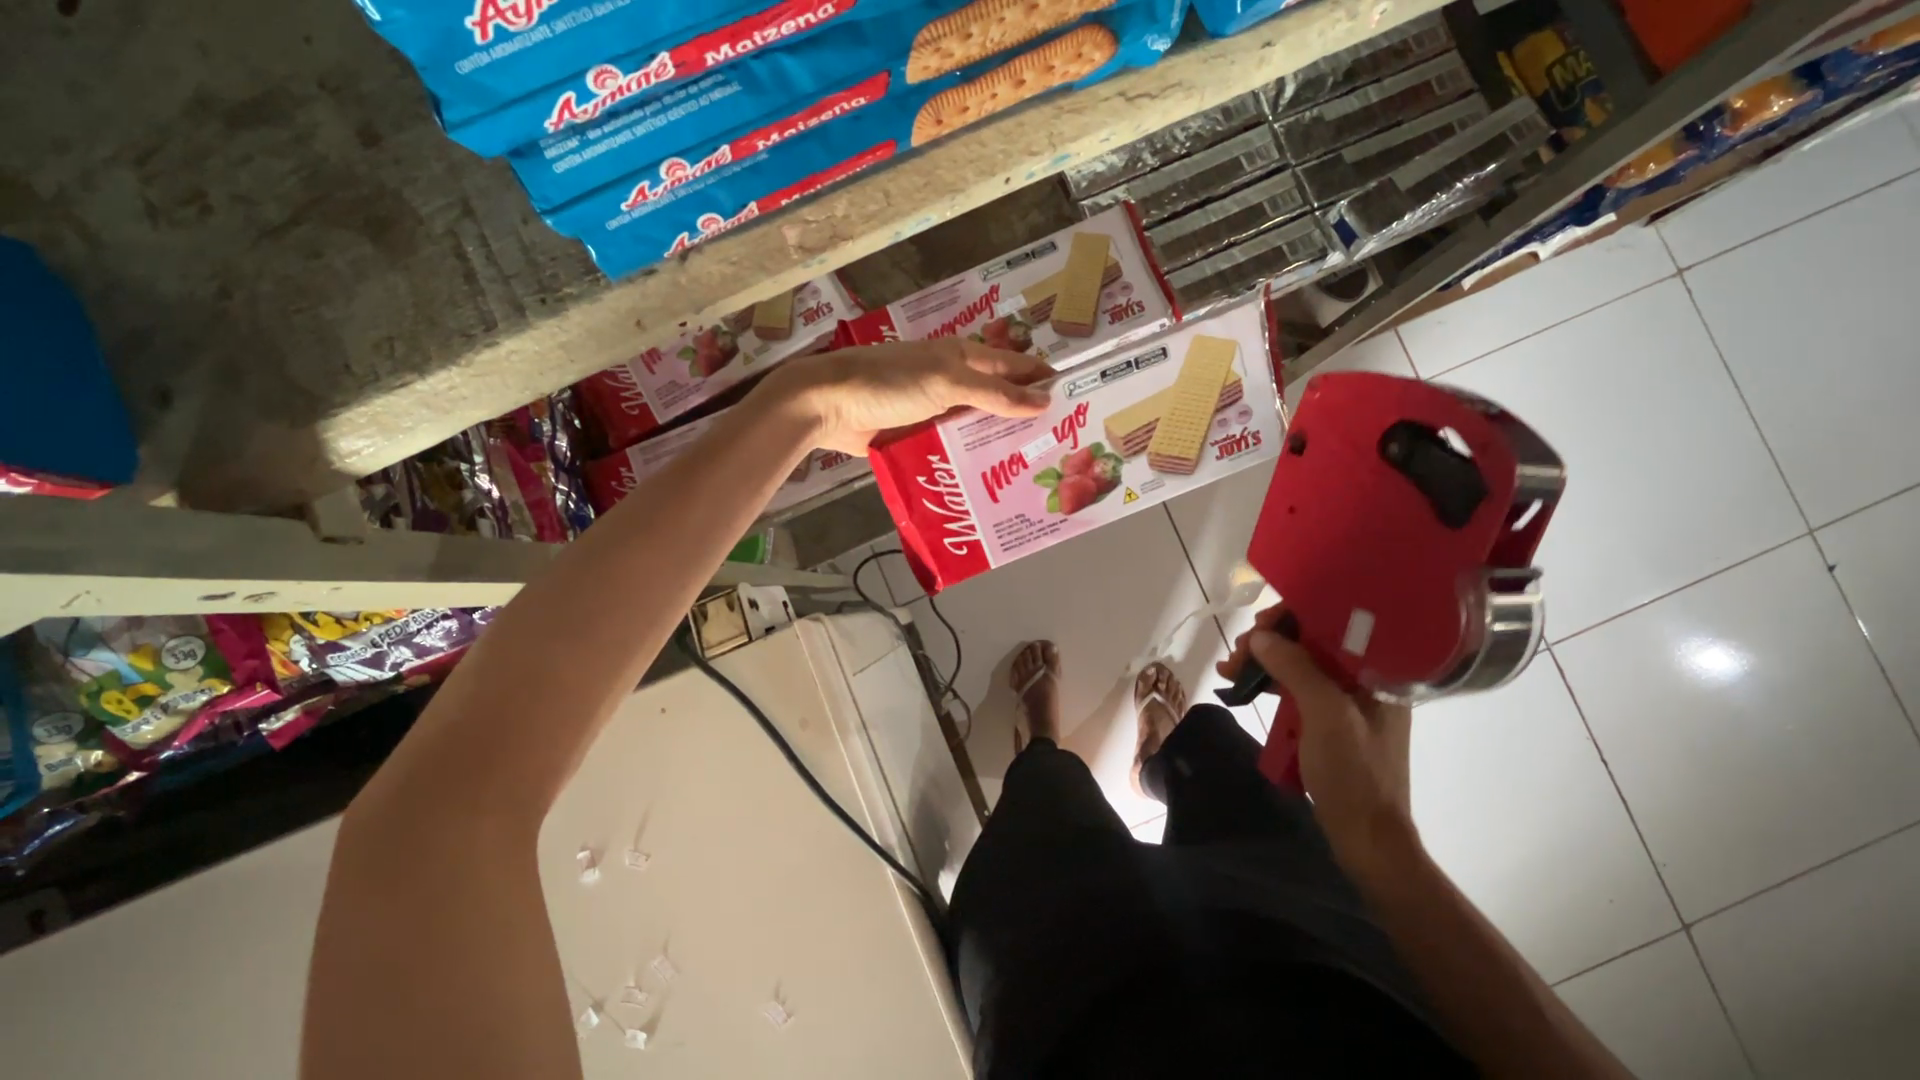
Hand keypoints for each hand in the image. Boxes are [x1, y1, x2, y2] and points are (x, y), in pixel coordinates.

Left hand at [756, 339, 1053, 454]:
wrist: (827, 406)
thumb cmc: (888, 383)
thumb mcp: (947, 382)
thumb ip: (994, 394)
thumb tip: (1044, 401)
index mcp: (962, 358)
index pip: (1014, 368)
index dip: (1043, 382)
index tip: (1077, 403)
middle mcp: (953, 384)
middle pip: (998, 402)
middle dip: (1027, 421)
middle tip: (1063, 449)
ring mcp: (934, 413)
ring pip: (976, 431)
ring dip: (998, 448)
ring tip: (1034, 475)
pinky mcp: (917, 439)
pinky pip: (951, 452)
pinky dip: (969, 465)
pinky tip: (990, 486)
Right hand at [1219, 605, 1418, 865]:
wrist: (1367, 837)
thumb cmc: (1354, 773)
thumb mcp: (1325, 715)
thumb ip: (1296, 669)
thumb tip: (1260, 636)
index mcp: (1381, 671)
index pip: (1337, 622)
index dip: (1294, 616)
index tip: (1257, 627)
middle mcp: (1367, 680)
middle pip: (1314, 643)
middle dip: (1271, 641)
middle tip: (1235, 654)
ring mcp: (1349, 703)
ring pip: (1302, 667)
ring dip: (1265, 664)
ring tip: (1229, 670)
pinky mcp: (1332, 724)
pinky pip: (1299, 692)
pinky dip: (1272, 686)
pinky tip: (1244, 688)